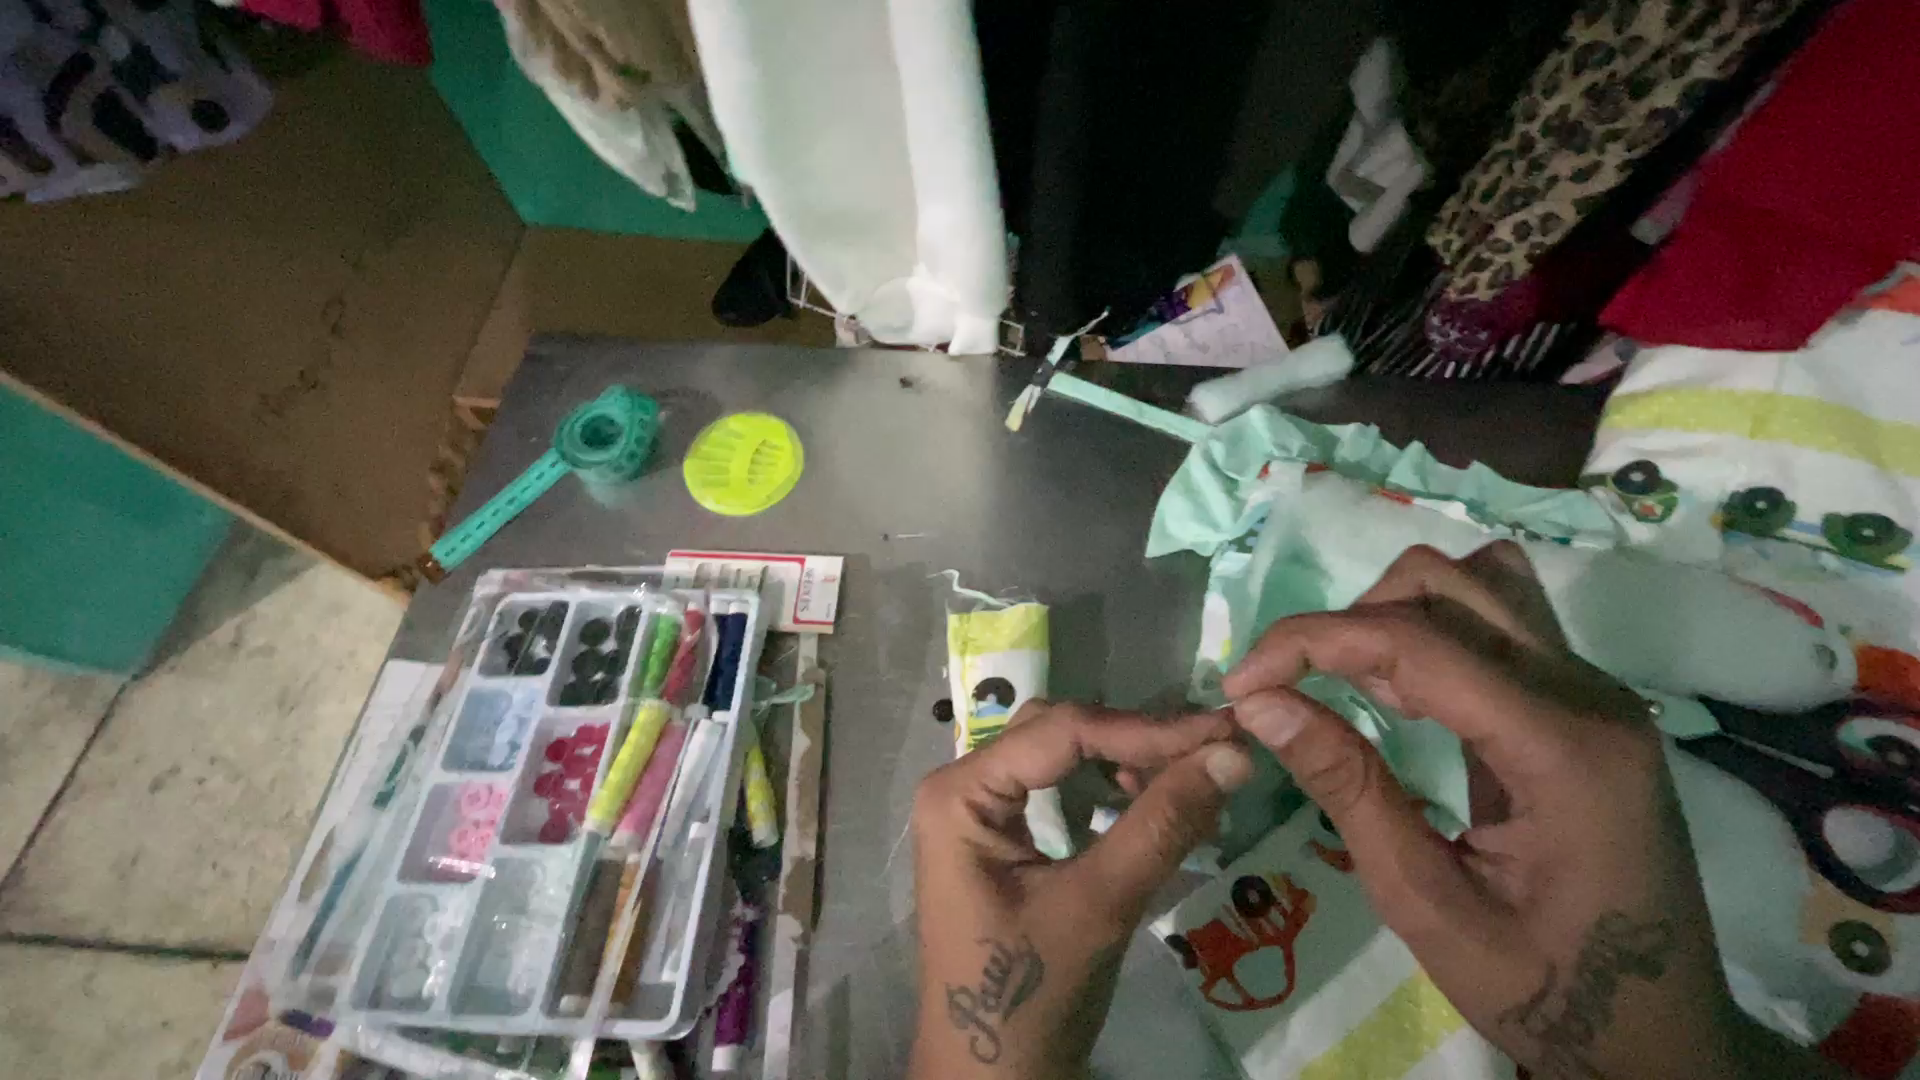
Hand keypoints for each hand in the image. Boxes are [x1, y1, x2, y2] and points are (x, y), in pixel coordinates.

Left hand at [908, 701, 1251, 1079]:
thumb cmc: (1029, 998)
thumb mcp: (1098, 907)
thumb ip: (1162, 825)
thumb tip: (1232, 755)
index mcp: (960, 791)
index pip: (1060, 731)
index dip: (1145, 729)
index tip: (1222, 733)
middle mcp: (961, 783)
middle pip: (1057, 732)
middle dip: (1135, 740)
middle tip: (1211, 751)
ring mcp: (978, 807)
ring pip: (1059, 754)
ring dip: (1124, 760)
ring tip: (1188, 777)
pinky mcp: (1001, 832)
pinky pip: (1057, 787)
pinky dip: (1106, 788)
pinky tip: (1149, 802)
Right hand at [1224, 543, 1841, 1079]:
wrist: (1662, 1036)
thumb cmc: (1543, 987)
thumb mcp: (1423, 902)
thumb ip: (1345, 787)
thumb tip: (1258, 703)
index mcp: (1561, 748)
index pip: (1415, 640)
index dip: (1310, 643)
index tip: (1242, 683)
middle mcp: (1588, 694)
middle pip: (1445, 584)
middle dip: (1346, 622)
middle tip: (1294, 688)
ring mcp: (1593, 689)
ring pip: (1472, 581)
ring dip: (1389, 614)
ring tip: (1352, 685)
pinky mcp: (1581, 698)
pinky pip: (1493, 615)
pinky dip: (1426, 626)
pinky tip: (1403, 689)